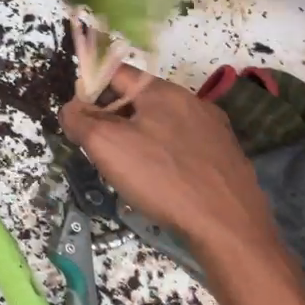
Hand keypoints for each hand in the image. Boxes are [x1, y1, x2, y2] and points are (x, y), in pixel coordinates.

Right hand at [61, 65, 281, 257]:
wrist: (231, 232)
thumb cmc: (162, 179)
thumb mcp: (104, 144)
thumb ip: (78, 118)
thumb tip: (73, 109)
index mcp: (164, 92)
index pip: (115, 72)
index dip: (90, 89)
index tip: (80, 118)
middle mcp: (194, 103)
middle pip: (138, 99)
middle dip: (113, 118)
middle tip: (100, 147)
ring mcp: (216, 132)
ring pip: (161, 124)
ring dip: (138, 137)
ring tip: (130, 168)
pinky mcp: (229, 159)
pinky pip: (183, 146)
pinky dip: (164, 156)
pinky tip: (161, 182)